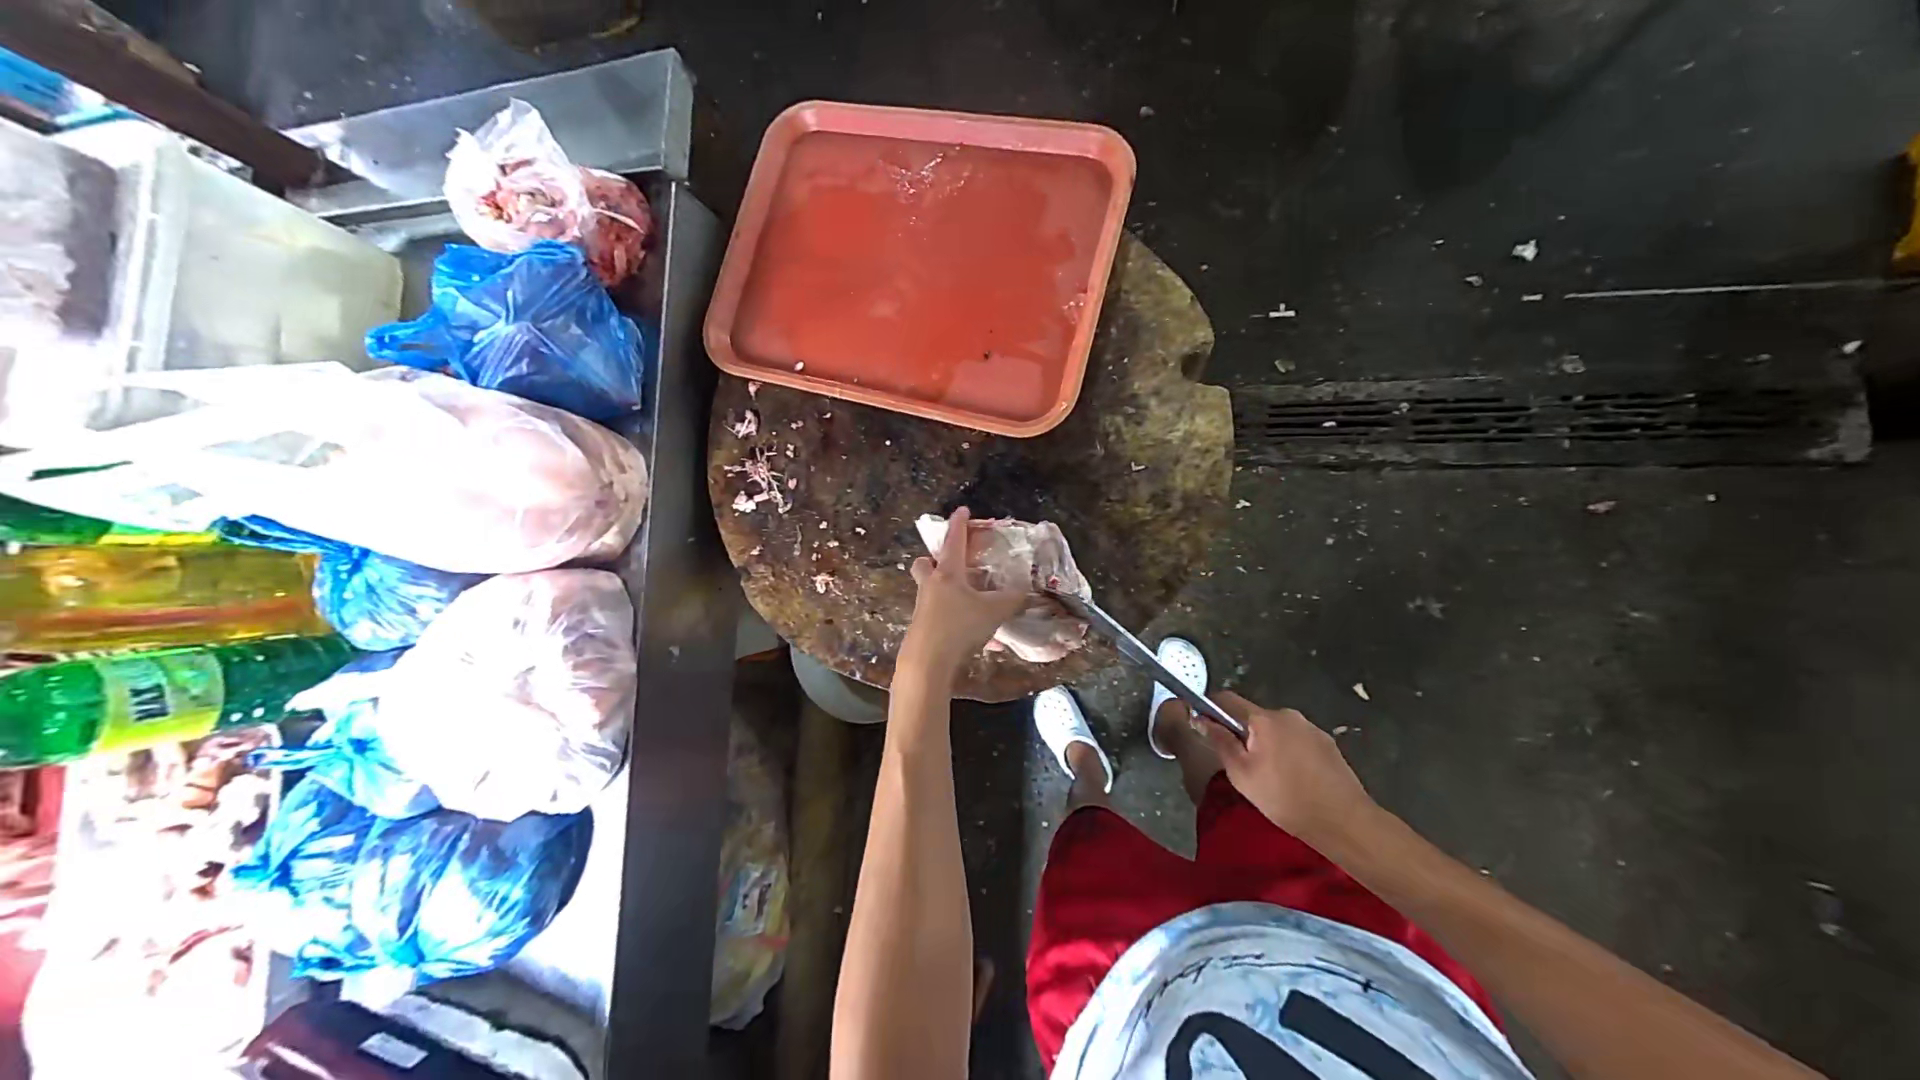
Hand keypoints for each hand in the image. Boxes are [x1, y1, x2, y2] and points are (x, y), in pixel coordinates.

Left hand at [897, 507, 1030, 680]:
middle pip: (923, 565)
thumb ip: (1013, 600)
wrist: (927, 662)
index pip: (954, 541)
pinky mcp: (922, 629)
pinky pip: (939, 618)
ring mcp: (923, 608)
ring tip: (969, 602)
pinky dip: (955, 622)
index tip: (961, 510)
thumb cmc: (959, 627)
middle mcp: (931, 586)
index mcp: (947, 573)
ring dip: (945, 592)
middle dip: (932, 561)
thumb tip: (1027, 592)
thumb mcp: (994, 611)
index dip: (959, 524)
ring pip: (929, 591)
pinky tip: (977, 640)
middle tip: (950, 565)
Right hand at [1191, 691, 1376, 843]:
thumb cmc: (1285, 798)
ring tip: (1271, 777)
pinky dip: (1288, 752)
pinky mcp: (1328, 743)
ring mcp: (1311, 728)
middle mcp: (1288, 715)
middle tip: (1242, 765)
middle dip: (1243, 734)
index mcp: (1264, 719)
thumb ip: (1221, 742)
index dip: (1210, 709)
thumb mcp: (1241, 774)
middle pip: (1253, 716)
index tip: (1205, 727)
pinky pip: (1296, 740)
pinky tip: (1294, 779)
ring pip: (1276, 729)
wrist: (1344, 822)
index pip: (1227, 699)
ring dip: (1267, 744)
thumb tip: (1203, 719)